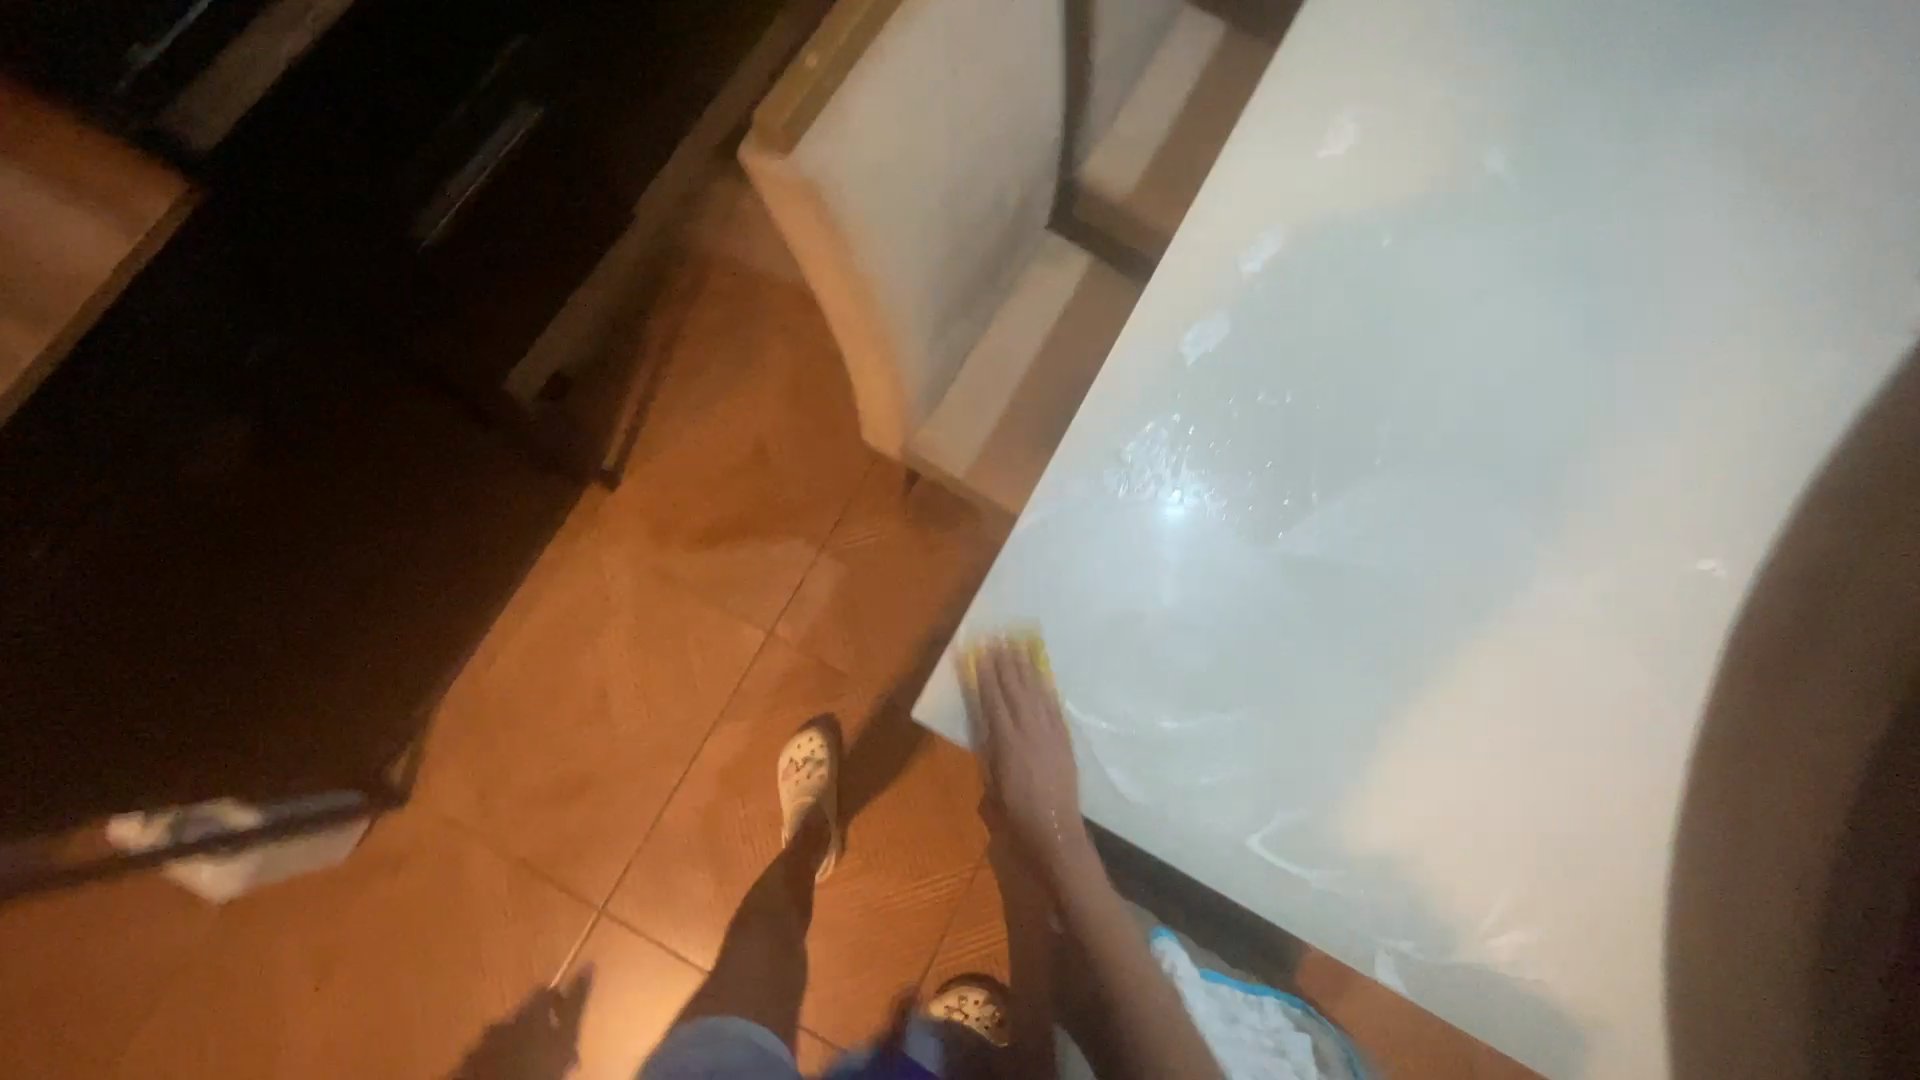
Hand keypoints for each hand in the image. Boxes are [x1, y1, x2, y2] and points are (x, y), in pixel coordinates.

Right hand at [970, 640, 1091, 881]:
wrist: (1054, 830)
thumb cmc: (1015, 813)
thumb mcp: (993, 780)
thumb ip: (990, 748)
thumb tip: (986, 722)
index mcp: (1006, 741)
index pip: (993, 698)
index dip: (986, 674)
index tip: (980, 652)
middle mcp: (1029, 730)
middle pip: (1015, 688)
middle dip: (1005, 662)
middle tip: (998, 638)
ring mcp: (1050, 732)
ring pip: (1036, 691)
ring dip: (1026, 667)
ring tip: (1018, 645)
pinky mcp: (1064, 739)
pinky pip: (1053, 706)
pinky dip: (1046, 687)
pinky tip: (1041, 675)